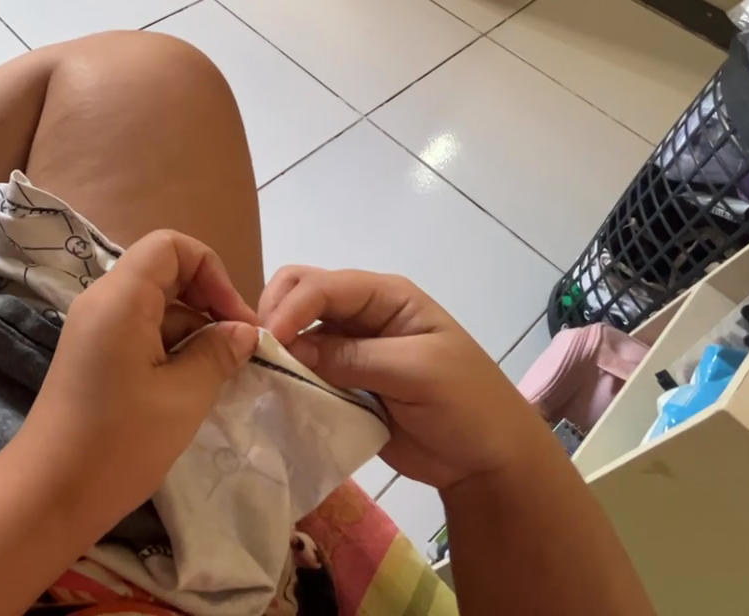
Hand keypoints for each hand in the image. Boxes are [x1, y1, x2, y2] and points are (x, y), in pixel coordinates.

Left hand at [7, 229, 260, 527]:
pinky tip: (196, 385)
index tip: (235, 319)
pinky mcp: (95, 355)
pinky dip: (172, 347)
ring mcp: (96, 329)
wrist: (48, 495)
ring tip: (225, 373)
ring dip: (194, 329)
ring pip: (156, 305)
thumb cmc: (118, 442)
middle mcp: (103, 301)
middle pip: (164, 272)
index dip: (211, 270)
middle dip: (208, 300)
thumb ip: (217, 354)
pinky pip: (141, 331)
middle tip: (240, 346)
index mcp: (120, 298)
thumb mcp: (182, 398)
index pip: (171, 246)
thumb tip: (244, 331)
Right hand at [259, 267, 550, 491]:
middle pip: (300, 291)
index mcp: (385, 296)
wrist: (488, 463)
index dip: (292, 307)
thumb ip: (353, 357)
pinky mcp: (340, 377)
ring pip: (295, 326)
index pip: (324, 285)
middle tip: (260, 349)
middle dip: (275, 312)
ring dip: (276, 342)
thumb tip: (290, 349)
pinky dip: (284, 371)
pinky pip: (301, 365)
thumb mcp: (417, 372)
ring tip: (260, 368)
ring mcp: (348, 344)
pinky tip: (272, 385)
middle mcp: (361, 312)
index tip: (271, 341)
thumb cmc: (466, 405)